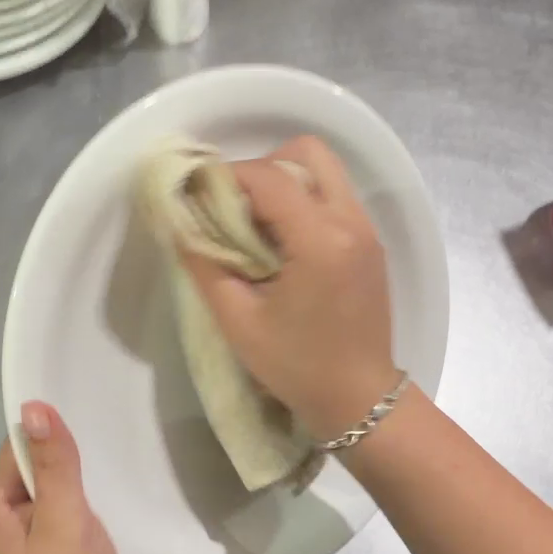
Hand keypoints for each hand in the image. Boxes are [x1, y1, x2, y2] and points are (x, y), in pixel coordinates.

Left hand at [0, 401, 125, 553]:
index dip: (56, 435)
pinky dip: (86, 489)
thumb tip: (34, 405)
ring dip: (81, 470)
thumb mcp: (65, 518)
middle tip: (108, 459)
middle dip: (70, 453)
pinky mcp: (53, 527)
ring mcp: (30, 515)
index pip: (25, 440)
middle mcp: (6, 501)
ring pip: (57, 472)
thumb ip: (54, 463)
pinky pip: (67, 492)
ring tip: (112, 472)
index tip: (89, 443)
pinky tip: (107, 492)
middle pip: (41, 453)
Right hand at [178, 135, 398, 438]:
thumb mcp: (239, 321)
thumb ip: (206, 265)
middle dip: (263, 168)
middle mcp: (351, 222)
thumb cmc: (297, 367)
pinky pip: (335, 199)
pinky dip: (304, 204)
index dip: (225, 177)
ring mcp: (367, 232)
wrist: (359, 400)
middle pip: (307, 153)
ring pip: (324, 172)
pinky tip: (281, 245)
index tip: (196, 196)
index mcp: (321, 240)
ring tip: (255, 227)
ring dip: (285, 185)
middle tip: (234, 207)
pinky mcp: (371, 245)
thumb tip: (181, 224)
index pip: (268, 177)